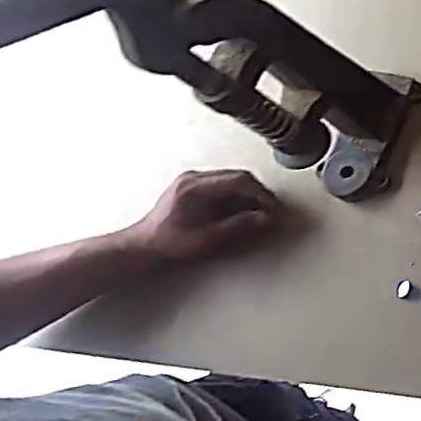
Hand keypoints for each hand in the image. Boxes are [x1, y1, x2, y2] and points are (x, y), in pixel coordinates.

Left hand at [117, 170, 280, 265]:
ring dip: (251, 192)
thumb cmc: (172, 241)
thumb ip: (240, 225)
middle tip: (272, 208)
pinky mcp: (193, 184)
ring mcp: (192, 180)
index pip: (239, 181)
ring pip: (234, 177)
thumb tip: (267, 217)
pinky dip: (240, 192)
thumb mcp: (210, 237)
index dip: (263, 194)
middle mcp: (192, 178)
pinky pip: (225, 182)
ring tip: (261, 209)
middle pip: (239, 176)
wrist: (145, 243)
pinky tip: (244, 206)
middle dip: (260, 192)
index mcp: (195, 188)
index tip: (275, 208)